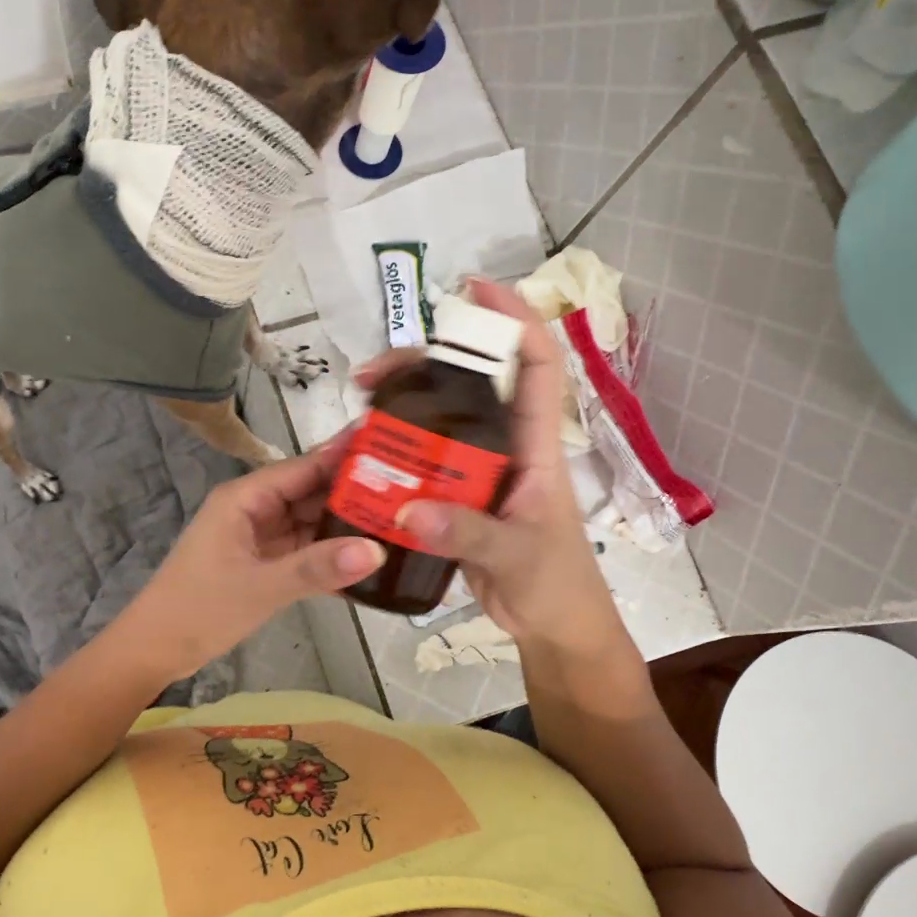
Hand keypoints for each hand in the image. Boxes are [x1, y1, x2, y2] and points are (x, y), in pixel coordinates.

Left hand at [110, 445, 385, 681]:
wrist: (155, 649)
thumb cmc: (199, 609)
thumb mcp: (261, 587)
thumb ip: (317, 568)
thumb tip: (377, 550)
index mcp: (246, 498)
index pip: (305, 467)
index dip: (347, 458)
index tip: (396, 449)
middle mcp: (254, 509)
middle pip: (312, 493)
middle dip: (356, 495)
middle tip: (415, 495)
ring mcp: (258, 538)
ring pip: (310, 523)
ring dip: (346, 528)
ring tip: (403, 527)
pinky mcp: (261, 564)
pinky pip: (303, 552)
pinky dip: (329, 557)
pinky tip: (368, 566)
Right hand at [358, 278, 628, 654]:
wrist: (552, 625)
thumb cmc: (554, 584)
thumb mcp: (515, 555)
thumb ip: (467, 533)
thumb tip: (407, 509)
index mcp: (537, 446)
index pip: (536, 365)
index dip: (513, 319)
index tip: (473, 291)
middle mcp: (508, 447)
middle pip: (472, 383)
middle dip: (428, 362)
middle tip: (374, 370)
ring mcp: (482, 473)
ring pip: (443, 420)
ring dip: (405, 404)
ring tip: (362, 400)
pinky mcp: (459, 499)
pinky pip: (426, 463)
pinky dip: (397, 452)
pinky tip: (367, 453)